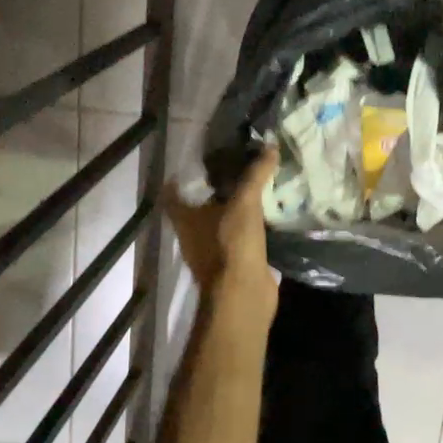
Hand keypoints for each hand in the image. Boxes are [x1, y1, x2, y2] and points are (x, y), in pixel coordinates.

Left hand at [163, 146, 279, 304]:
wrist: (243, 295)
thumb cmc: (232, 244)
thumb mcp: (245, 203)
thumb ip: (255, 175)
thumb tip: (269, 147)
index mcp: (185, 219)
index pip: (172, 194)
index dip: (180, 178)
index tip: (199, 162)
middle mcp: (192, 236)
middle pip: (198, 208)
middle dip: (215, 190)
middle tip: (236, 168)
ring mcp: (212, 252)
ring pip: (221, 223)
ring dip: (234, 210)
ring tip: (256, 188)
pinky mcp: (233, 265)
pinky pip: (240, 239)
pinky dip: (250, 228)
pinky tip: (268, 215)